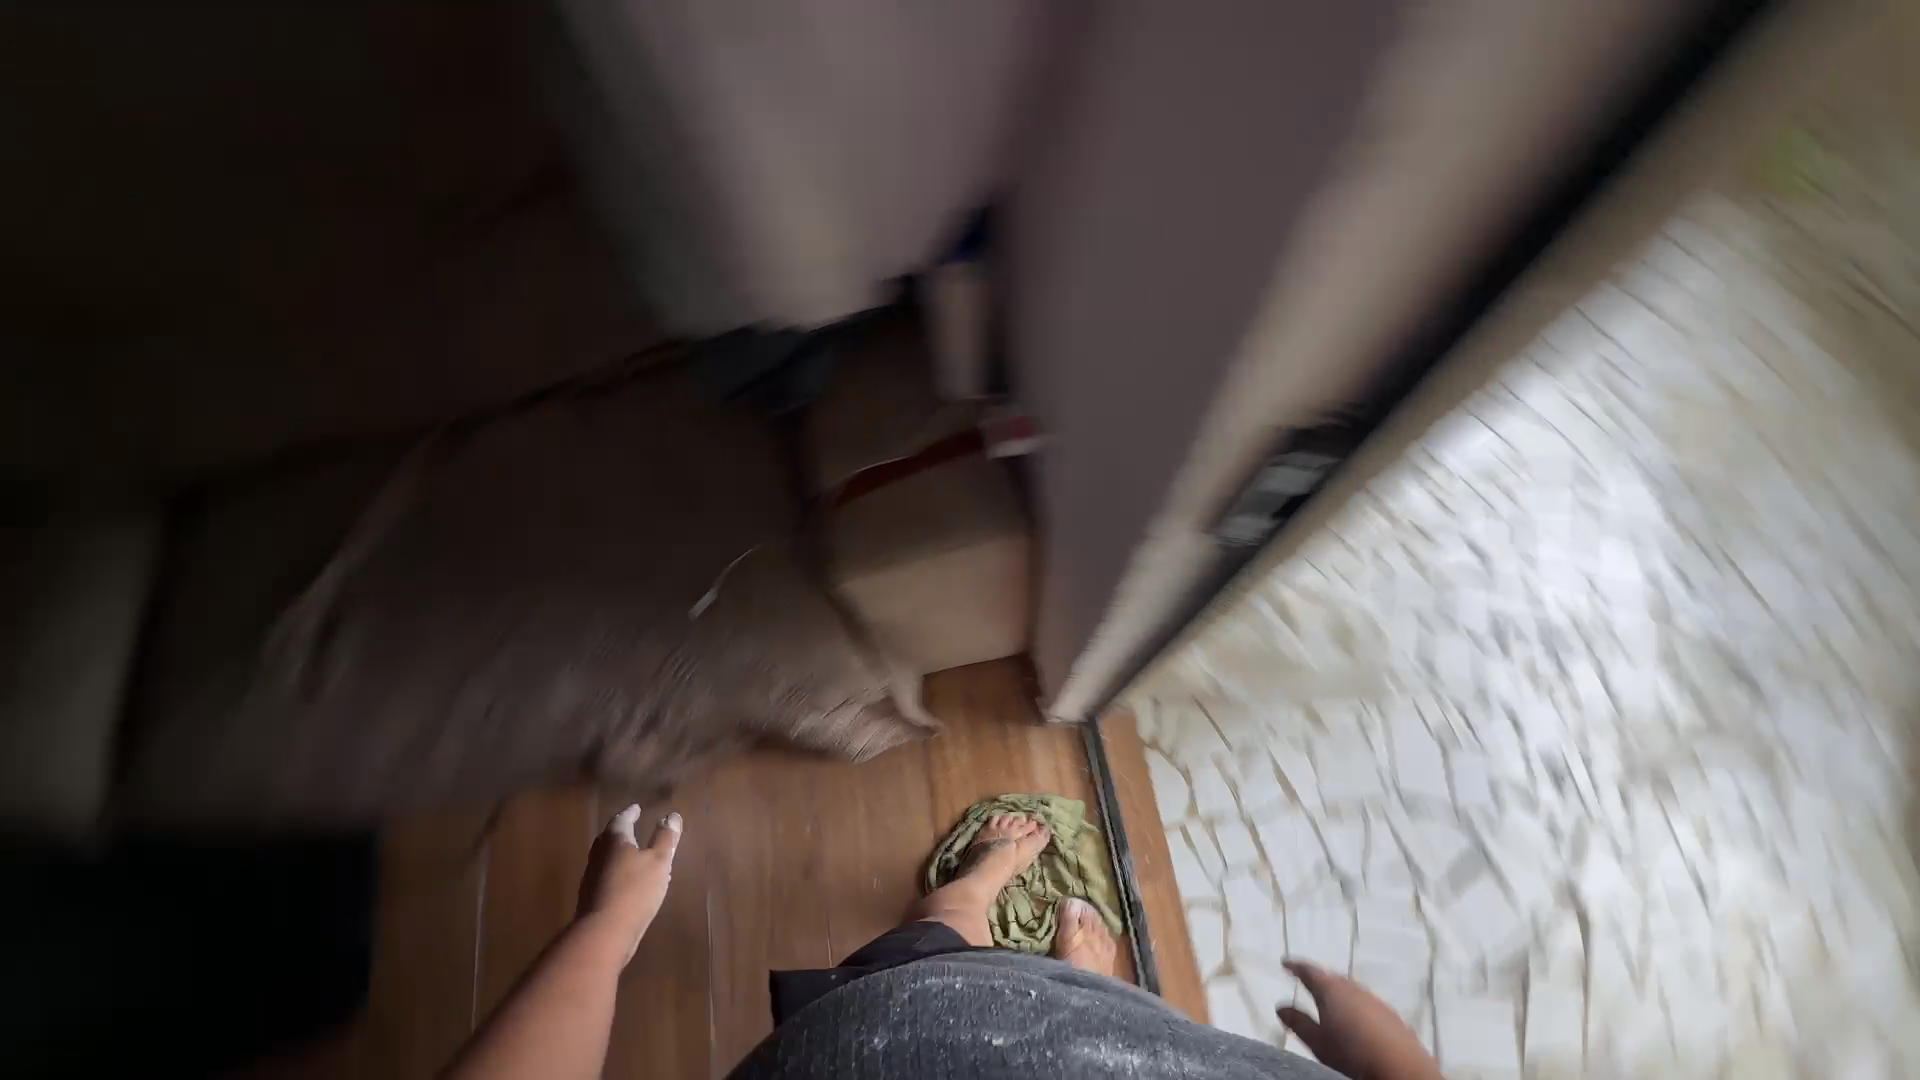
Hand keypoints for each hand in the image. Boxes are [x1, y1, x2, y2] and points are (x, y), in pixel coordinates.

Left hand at [576, 805, 681, 963]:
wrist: (603, 934)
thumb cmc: (634, 891)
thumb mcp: (658, 861)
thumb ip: (665, 838)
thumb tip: (672, 815)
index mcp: (614, 841)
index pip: (621, 820)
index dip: (630, 813)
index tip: (637, 808)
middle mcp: (599, 856)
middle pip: (608, 838)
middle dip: (620, 831)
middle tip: (631, 826)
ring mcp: (591, 878)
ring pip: (605, 858)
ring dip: (617, 852)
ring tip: (631, 853)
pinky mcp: (591, 899)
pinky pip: (604, 876)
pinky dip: (616, 871)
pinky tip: (626, 881)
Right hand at [1278, 960, 1441, 1079]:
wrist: (1403, 1071)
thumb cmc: (1352, 1054)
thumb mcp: (1318, 1042)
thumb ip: (1298, 1022)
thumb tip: (1280, 1006)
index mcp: (1330, 990)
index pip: (1309, 971)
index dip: (1295, 966)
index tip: (1284, 963)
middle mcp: (1352, 988)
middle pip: (1331, 977)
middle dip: (1318, 978)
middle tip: (1307, 982)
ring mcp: (1375, 1001)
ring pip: (1351, 990)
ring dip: (1339, 992)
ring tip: (1330, 1002)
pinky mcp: (1392, 1017)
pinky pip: (1367, 1003)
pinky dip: (1356, 1005)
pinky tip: (1357, 1020)